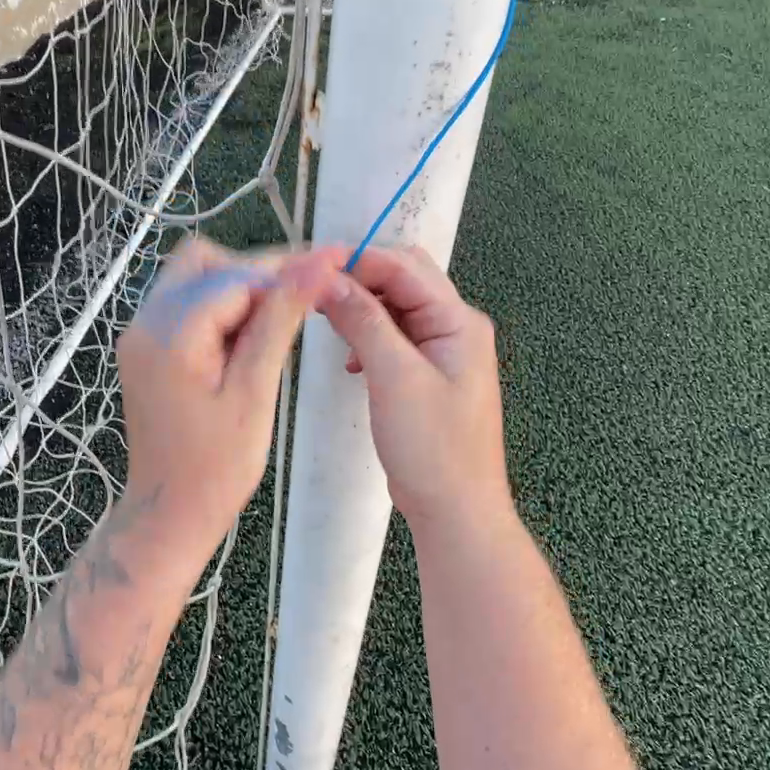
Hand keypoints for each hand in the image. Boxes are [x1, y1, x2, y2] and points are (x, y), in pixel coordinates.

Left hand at [116, 239, 339, 550]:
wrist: (168, 514)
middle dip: (256, 275)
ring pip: (192, 280)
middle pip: (204, 264)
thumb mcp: (254, 393)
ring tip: (275, 328)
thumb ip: (279, 322)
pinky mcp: (143, 350)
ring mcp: (138, 336)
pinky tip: (247, 342)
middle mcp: (143, 324)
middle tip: (300, 304)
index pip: (234, 276)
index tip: (330, 268)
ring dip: (237, 291)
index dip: (284, 270)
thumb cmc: (216, 469)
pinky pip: (183, 308)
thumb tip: (316, 264)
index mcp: (169, 335)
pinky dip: (218, 311)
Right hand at [316, 246, 509, 530]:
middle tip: (313, 291)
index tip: (311, 268)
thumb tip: (329, 280)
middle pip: (402, 280)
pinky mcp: (424, 377)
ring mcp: (441, 353)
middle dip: (358, 279)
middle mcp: (454, 328)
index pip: (403, 266)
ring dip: (361, 309)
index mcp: (458, 321)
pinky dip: (367, 338)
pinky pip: (393, 340)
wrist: (454, 509)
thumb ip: (364, 322)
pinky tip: (349, 361)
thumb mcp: (394, 378)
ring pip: (395, 310)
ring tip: (325, 321)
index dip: (357, 260)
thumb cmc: (434, 449)